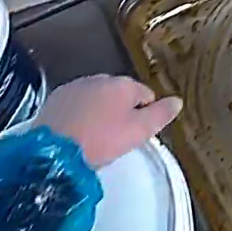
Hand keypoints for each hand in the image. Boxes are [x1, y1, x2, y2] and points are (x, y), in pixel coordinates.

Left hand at [35, 75, 183, 168]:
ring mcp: (76, 86)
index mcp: (123, 85)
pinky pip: (77, 103)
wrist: (54, 151)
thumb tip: (177, 101)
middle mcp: (99, 79)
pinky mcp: (56, 97)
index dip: (145, 114)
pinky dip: (80, 113)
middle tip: (118, 137)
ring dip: (100, 110)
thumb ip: (161, 115)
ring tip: (96, 137)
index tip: (138, 132)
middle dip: (121, 110)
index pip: (145, 94)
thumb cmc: (100, 141)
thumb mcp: (139, 132)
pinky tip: (77, 132)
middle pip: (120, 93)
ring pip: (97, 97)